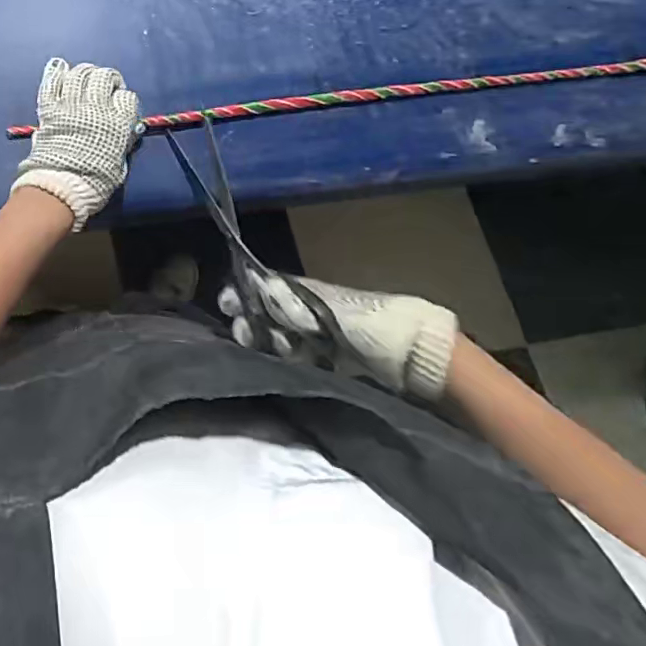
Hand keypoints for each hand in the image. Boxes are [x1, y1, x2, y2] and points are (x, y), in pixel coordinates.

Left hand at [9, 59, 139, 229]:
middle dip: (106, 78)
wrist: (61, 185)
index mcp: (118, 123)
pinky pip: (51, 84)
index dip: (123, 98)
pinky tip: (57, 65)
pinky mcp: (49, 110)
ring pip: (79, 75)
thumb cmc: (94, 181)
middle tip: (103, 84)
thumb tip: (128, 131)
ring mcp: (71, 107)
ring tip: (84, 76)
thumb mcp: (119, 163)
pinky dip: (54, 72)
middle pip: (104, 77)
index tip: (118, 102)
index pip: (127, 98)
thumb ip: (122, 142)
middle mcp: (96, 108)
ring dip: (83, 72)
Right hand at [221, 273, 457, 400]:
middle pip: (267, 313)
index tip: (228, 305)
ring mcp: (318, 336)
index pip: (265, 287)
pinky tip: (283, 364)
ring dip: (267, 343)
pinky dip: (285, 360)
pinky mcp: (326, 361)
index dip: (245, 294)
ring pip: (278, 335)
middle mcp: (308, 310)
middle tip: (243, 335)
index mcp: (307, 292)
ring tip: (268, 351)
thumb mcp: (330, 309)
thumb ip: (290, 300)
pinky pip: (294, 357)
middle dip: (251, 321)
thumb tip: (252, 282)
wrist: (418, 361)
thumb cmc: (374, 327)